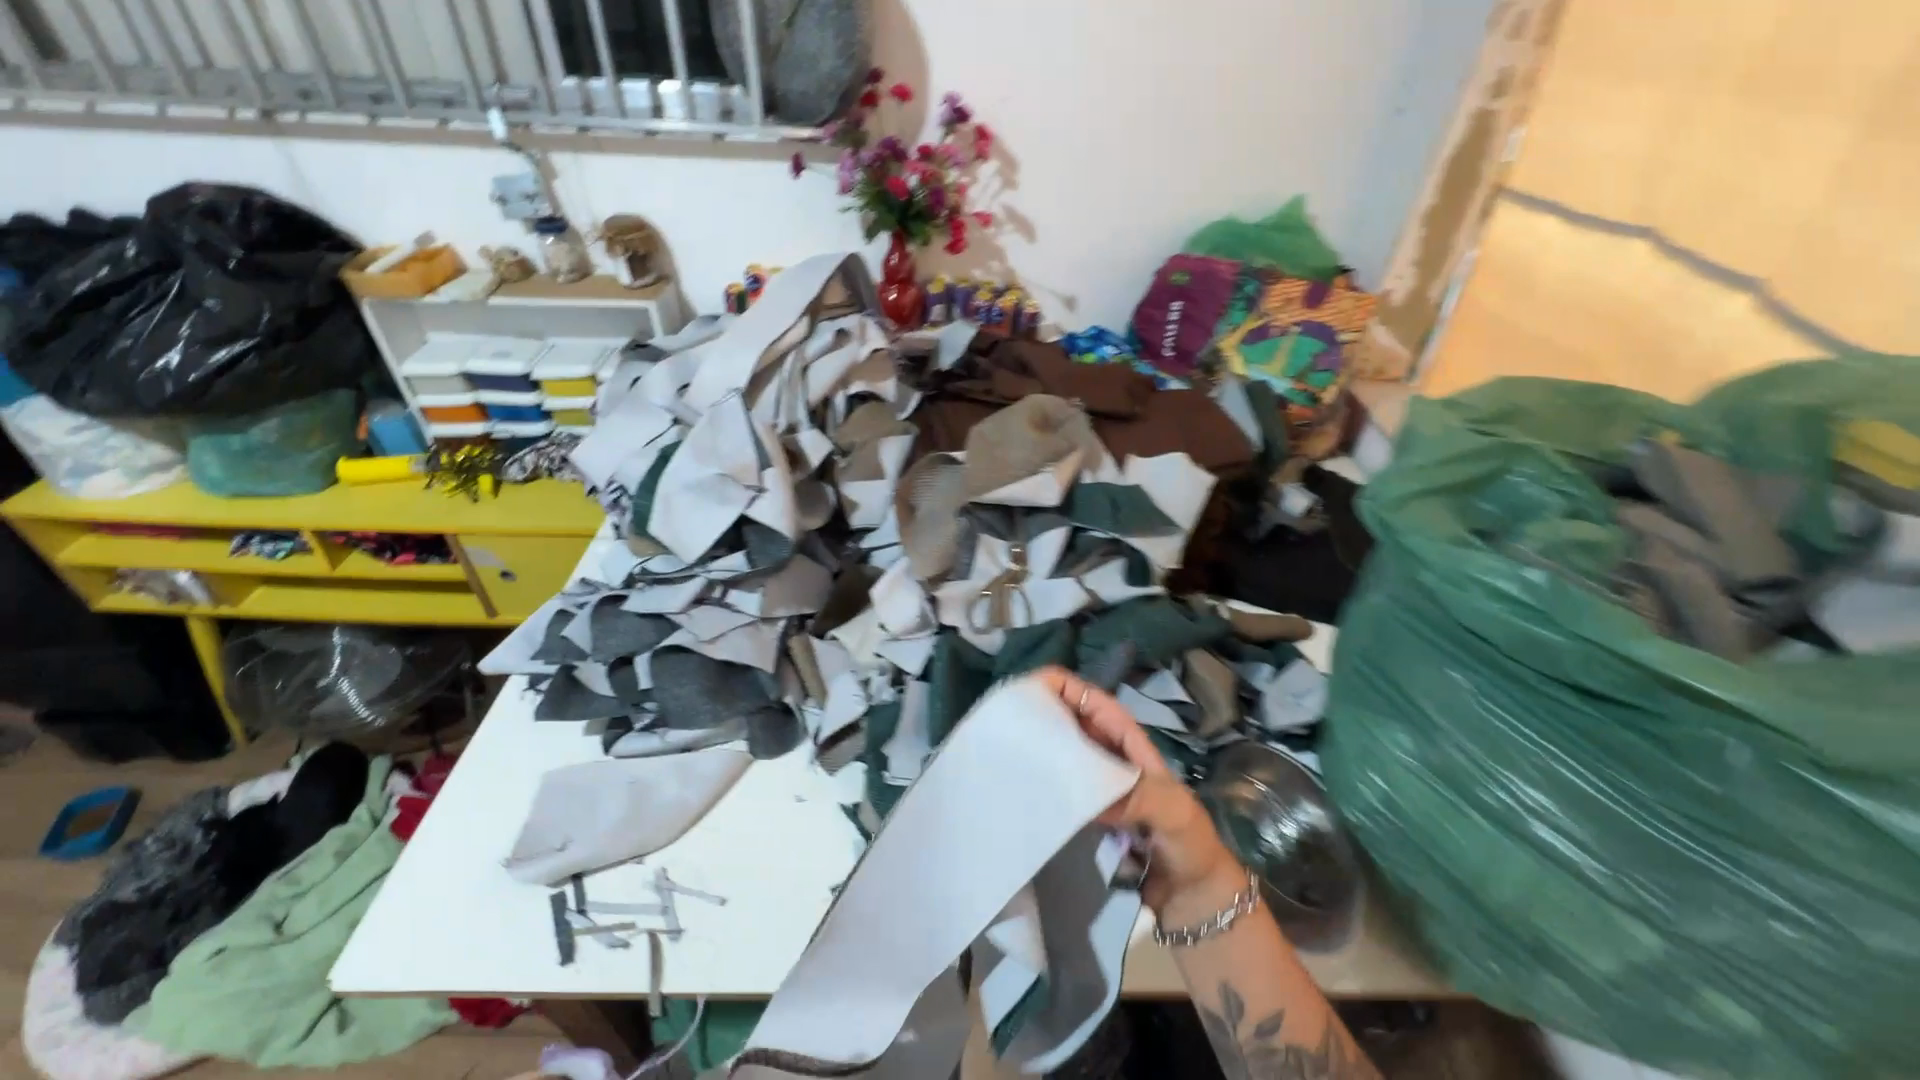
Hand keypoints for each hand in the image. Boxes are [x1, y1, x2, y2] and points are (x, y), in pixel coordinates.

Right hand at [1032, 667, 1245, 917]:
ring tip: (1004, 748)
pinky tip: (1020, 791)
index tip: (1036, 681)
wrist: (1194, 897)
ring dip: (1039, 750)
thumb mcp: (1174, 812)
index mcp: (1132, 746)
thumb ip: (1142, 798)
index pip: (1097, 704)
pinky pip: (1062, 795)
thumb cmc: (1191, 844)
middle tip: (1007, 716)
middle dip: (1045, 714)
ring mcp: (1099, 790)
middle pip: (1074, 726)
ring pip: (1064, 758)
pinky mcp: (1089, 820)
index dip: (1069, 688)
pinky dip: (1043, 789)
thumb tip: (1095, 797)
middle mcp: (1111, 761)